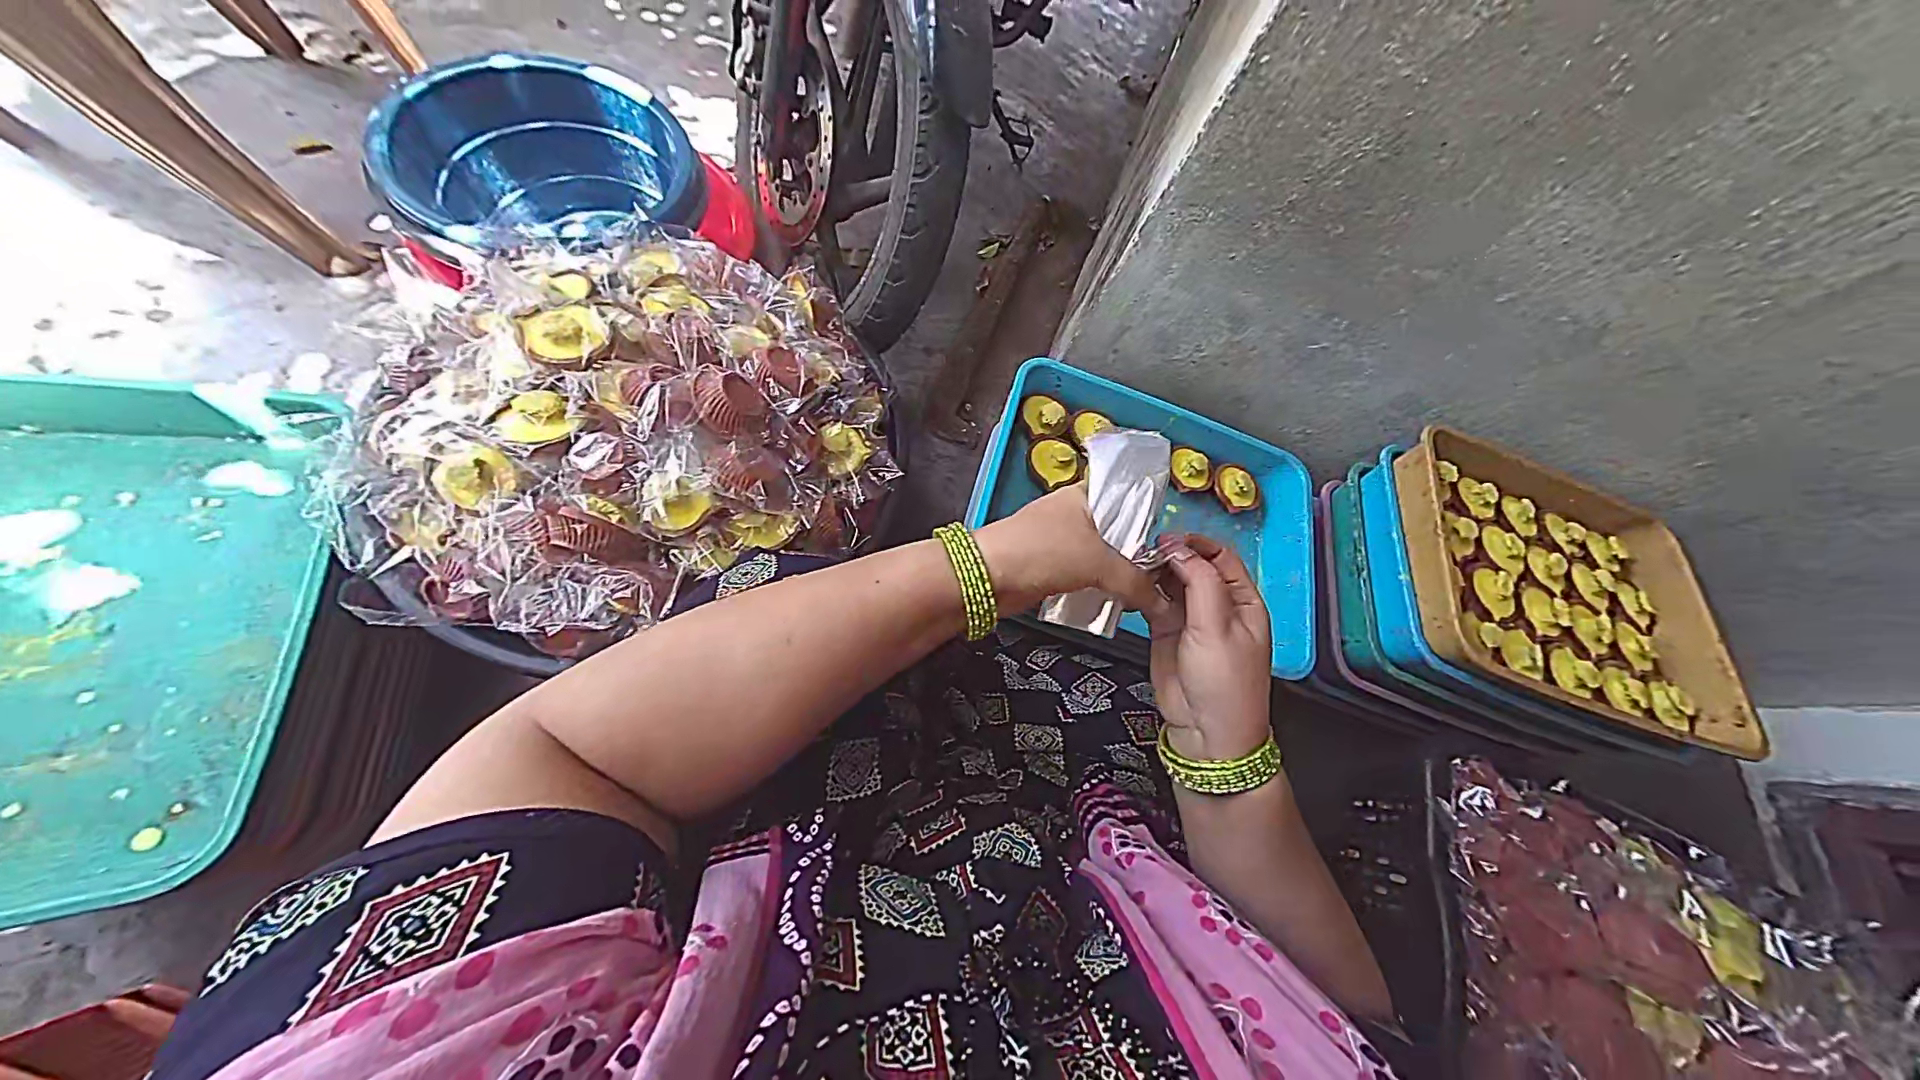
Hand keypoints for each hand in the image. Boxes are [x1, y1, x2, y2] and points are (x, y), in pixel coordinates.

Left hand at [974, 483, 1169, 616]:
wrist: (987, 577)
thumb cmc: (1039, 551)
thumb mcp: (1098, 562)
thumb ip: (1135, 582)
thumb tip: (1161, 602)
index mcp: (1085, 496)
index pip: (1127, 499)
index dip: (1149, 520)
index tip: (1170, 545)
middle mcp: (1074, 516)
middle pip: (1116, 535)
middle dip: (1136, 557)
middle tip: (1162, 577)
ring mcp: (1060, 543)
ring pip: (1100, 560)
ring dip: (1116, 578)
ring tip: (1144, 595)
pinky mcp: (1050, 569)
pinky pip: (1084, 579)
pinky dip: (1097, 590)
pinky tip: (1113, 603)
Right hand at [1146, 533, 1273, 760]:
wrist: (1205, 732)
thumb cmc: (1226, 685)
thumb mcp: (1216, 627)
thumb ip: (1199, 582)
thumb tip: (1179, 549)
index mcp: (1241, 601)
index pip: (1220, 557)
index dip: (1195, 544)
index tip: (1168, 539)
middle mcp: (1216, 605)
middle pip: (1192, 565)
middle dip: (1170, 554)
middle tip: (1143, 550)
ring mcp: (1189, 618)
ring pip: (1169, 581)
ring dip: (1153, 571)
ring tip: (1132, 564)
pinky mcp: (1165, 631)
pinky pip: (1152, 601)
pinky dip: (1141, 590)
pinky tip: (1130, 583)